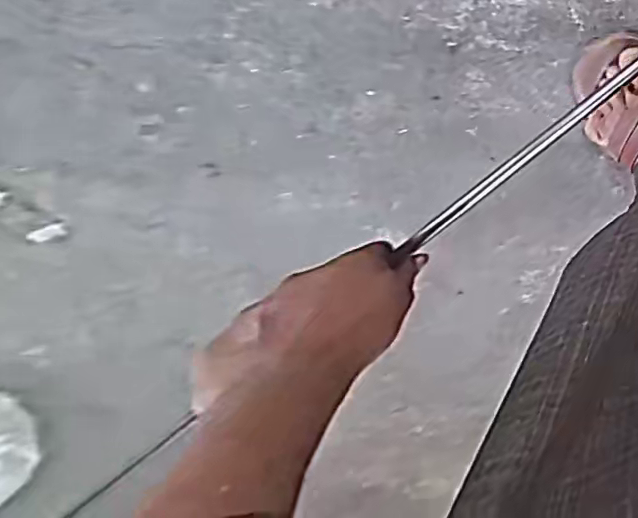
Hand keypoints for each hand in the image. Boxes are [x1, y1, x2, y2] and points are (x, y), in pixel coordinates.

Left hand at [193, 243, 423, 412]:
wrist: (288, 383)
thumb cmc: (345, 344)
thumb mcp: (397, 305)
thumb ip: (403, 278)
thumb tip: (408, 264)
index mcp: (350, 264)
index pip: (374, 253)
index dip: (383, 266)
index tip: (387, 276)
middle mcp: (305, 279)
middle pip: (325, 279)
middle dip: (333, 296)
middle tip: (347, 322)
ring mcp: (263, 309)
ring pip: (283, 308)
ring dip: (296, 322)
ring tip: (311, 353)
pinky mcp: (229, 342)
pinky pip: (245, 340)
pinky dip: (258, 350)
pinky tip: (271, 368)